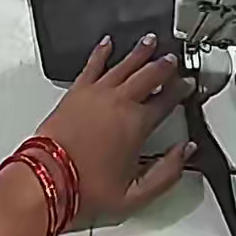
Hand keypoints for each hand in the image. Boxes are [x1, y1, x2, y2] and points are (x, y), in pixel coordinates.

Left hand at [35, 34, 196, 223]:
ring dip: (140, 52)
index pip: (167, 100)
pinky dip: (102, 51)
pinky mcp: (76, 92)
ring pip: (124, 64)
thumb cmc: (85, 187)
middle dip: (164, 66)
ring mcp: (96, 93)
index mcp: (137, 124)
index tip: (187, 86)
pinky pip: (93, 64)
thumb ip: (167, 172)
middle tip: (173, 60)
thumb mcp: (136, 194)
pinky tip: (107, 43)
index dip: (180, 90)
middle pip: (149, 75)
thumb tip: (185, 154)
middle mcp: (119, 102)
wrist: (48, 178)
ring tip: (150, 41)